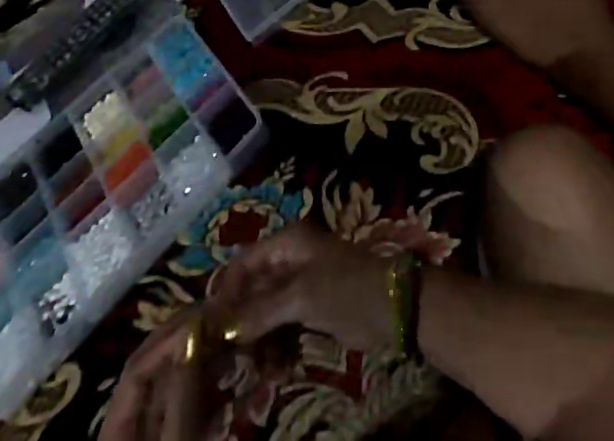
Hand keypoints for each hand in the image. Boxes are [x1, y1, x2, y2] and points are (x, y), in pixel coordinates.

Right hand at [102, 225, 397, 440]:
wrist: (401, 307)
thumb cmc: (348, 289)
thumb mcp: (302, 297)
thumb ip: (261, 309)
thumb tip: (222, 325)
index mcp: (286, 243)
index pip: (242, 264)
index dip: (225, 294)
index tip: (212, 329)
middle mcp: (290, 259)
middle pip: (252, 291)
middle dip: (242, 323)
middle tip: (233, 358)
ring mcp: (302, 285)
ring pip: (266, 313)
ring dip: (260, 341)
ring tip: (260, 369)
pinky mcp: (314, 309)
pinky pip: (284, 327)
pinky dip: (278, 347)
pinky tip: (278, 368)